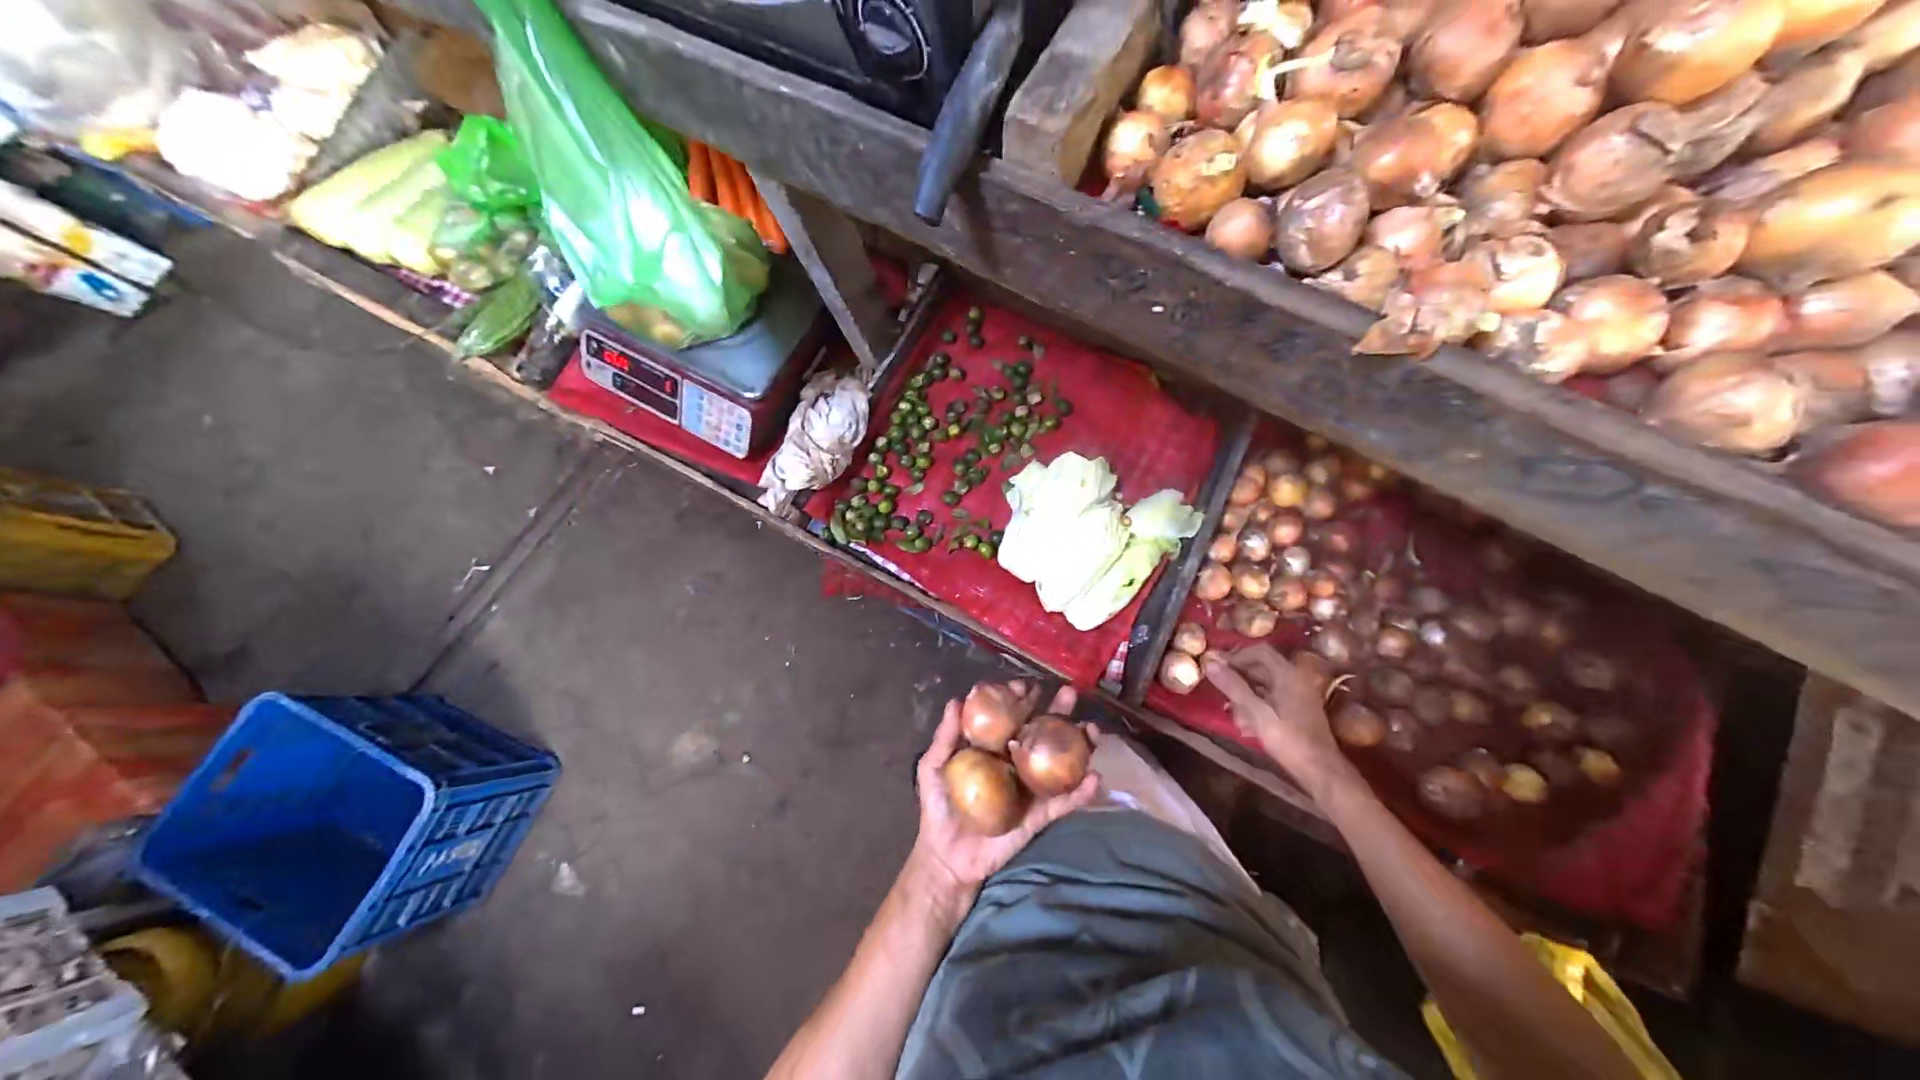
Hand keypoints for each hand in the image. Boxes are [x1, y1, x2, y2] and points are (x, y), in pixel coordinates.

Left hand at [908, 682, 1100, 908]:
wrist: (947, 855)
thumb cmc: (939, 807)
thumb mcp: (933, 767)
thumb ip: (945, 737)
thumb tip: (956, 701)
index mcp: (995, 748)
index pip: (1012, 717)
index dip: (1020, 699)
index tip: (1026, 686)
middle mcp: (1018, 762)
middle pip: (1041, 731)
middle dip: (1058, 711)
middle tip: (1070, 693)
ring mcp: (1032, 788)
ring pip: (1061, 762)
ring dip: (1080, 744)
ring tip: (1092, 729)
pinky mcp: (1040, 815)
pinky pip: (1064, 802)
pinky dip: (1081, 792)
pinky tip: (1095, 778)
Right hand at [1204, 646, 1356, 802]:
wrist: (1320, 770)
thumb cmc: (1288, 739)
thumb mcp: (1256, 712)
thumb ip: (1234, 686)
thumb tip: (1210, 663)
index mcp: (1289, 674)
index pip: (1259, 651)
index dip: (1236, 656)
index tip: (1218, 668)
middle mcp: (1296, 679)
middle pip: (1261, 667)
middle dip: (1238, 678)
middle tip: (1220, 691)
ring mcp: (1298, 694)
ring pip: (1264, 684)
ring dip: (1245, 695)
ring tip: (1232, 713)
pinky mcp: (1298, 709)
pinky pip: (1272, 698)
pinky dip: (1256, 705)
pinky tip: (1246, 724)